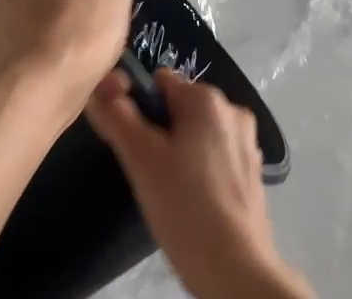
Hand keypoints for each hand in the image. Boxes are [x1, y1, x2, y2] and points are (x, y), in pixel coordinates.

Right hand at [85, 70, 312, 298]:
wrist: (235, 268)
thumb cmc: (185, 205)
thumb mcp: (140, 157)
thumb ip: (116, 116)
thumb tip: (99, 86)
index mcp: (208, 98)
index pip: (159, 83)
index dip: (138, 108)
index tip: (132, 143)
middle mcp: (233, 110)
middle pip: (178, 108)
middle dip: (158, 133)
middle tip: (148, 171)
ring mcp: (247, 142)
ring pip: (195, 134)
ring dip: (177, 152)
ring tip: (168, 190)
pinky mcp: (252, 172)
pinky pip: (214, 157)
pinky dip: (198, 171)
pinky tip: (190, 202)